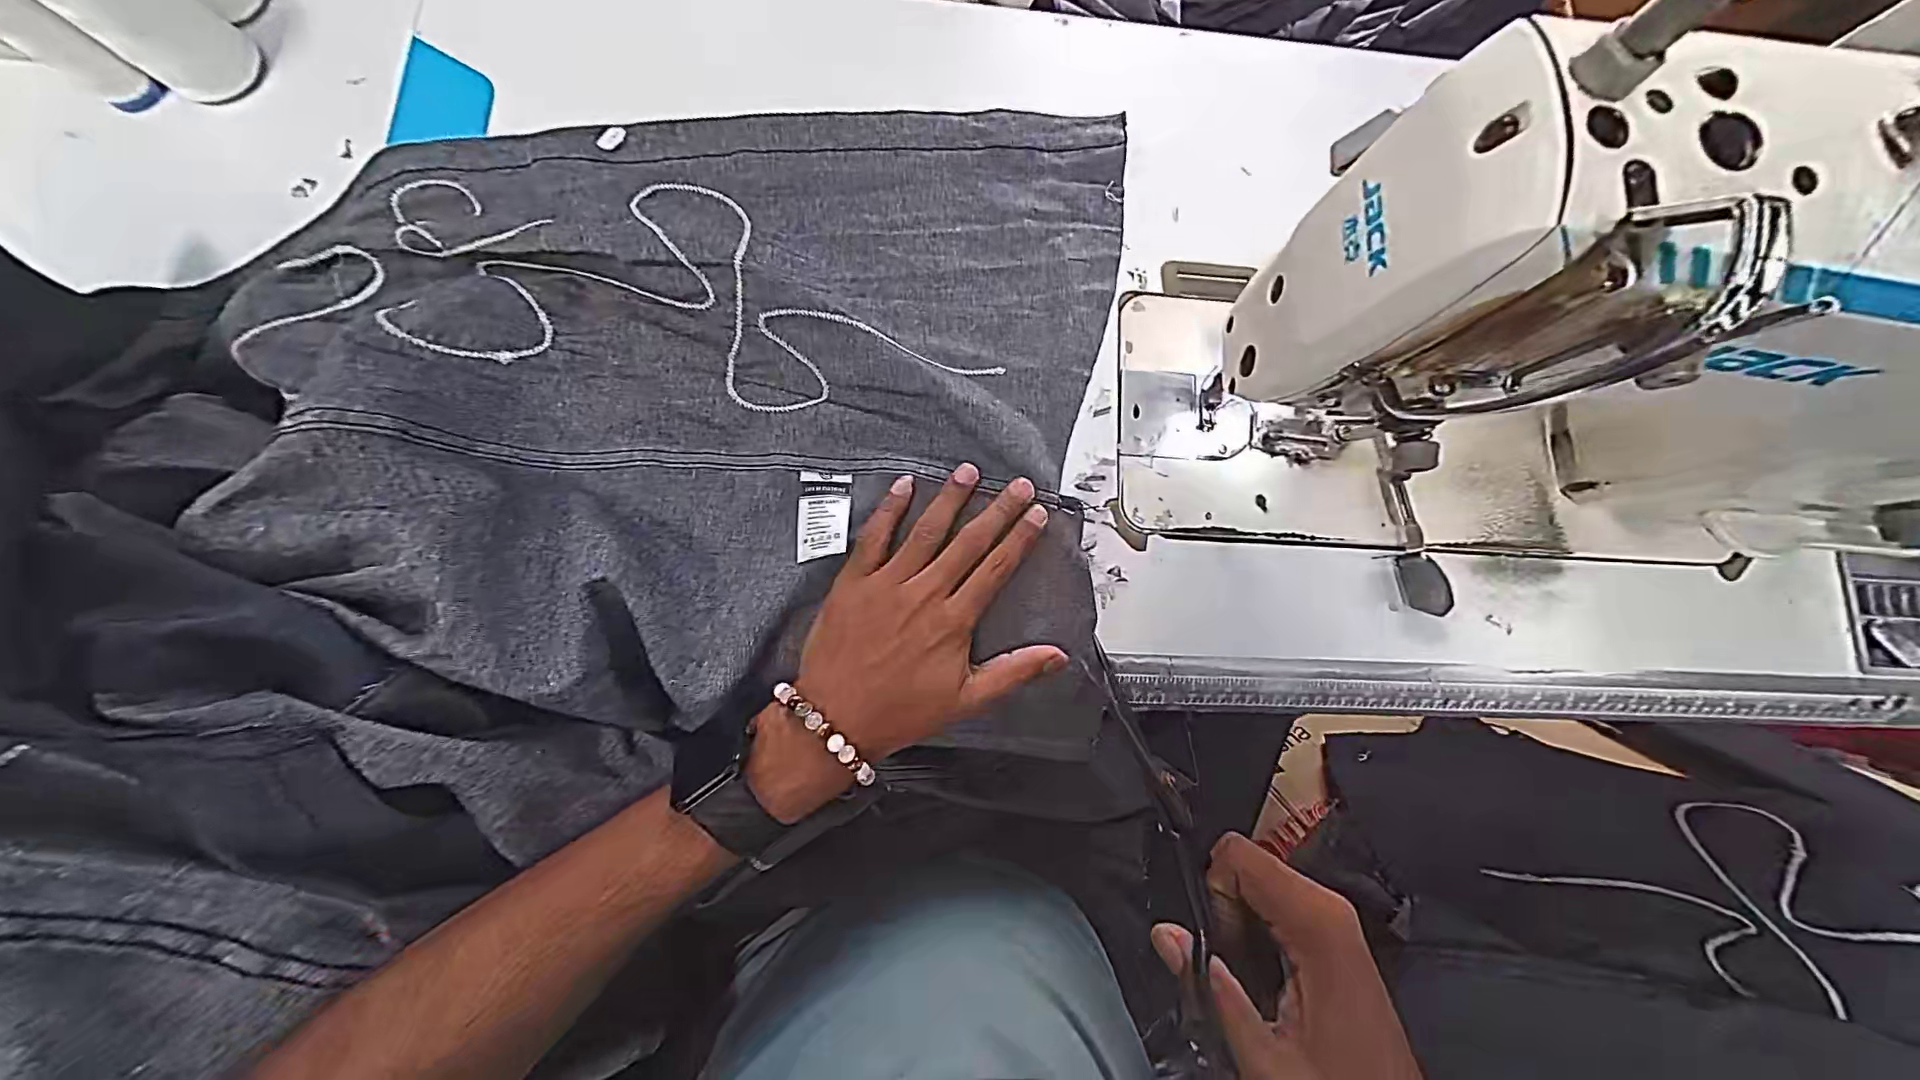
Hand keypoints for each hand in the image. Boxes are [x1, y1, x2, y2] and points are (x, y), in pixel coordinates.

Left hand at [746, 463, 1066, 820]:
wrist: (835, 719)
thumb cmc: (898, 712)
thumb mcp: (965, 700)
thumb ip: (1013, 672)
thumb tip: (1055, 657)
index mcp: (952, 622)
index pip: (996, 568)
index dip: (1020, 538)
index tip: (1035, 515)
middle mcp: (924, 595)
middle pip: (969, 543)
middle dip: (998, 510)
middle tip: (1017, 486)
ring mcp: (887, 585)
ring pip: (926, 532)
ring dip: (950, 499)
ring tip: (968, 473)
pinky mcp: (855, 583)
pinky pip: (874, 537)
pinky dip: (889, 509)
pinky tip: (903, 486)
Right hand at [1151, 834, 1422, 1079]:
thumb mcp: (1266, 1058)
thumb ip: (1211, 989)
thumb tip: (1167, 935)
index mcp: (1319, 924)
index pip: (1240, 854)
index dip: (1214, 890)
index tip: (1217, 938)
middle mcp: (1332, 910)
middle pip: (1247, 862)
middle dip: (1223, 903)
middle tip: (1232, 962)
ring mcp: (1336, 919)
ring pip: (1258, 878)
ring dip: (1236, 914)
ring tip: (1250, 972)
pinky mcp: (1334, 932)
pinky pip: (1274, 898)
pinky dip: (1253, 920)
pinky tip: (1263, 968)